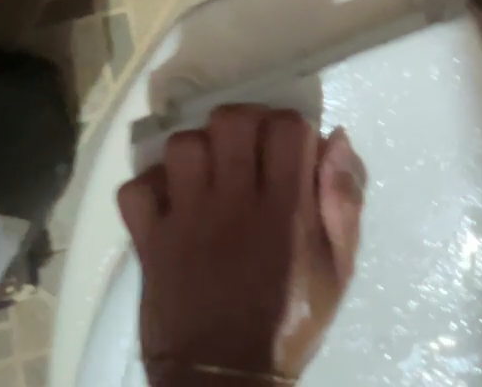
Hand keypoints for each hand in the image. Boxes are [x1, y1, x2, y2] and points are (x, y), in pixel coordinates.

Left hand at [117, 106, 365, 383]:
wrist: (225, 381)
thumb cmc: (289, 320)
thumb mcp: (338, 269)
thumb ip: (343, 201)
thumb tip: (335, 139)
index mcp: (284, 206)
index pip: (286, 126)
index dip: (291, 126)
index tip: (291, 147)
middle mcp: (233, 201)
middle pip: (231, 120)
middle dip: (244, 123)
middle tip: (249, 149)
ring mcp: (186, 219)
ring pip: (183, 145)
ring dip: (197, 150)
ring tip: (208, 173)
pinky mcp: (149, 241)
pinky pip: (137, 188)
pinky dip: (151, 186)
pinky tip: (170, 200)